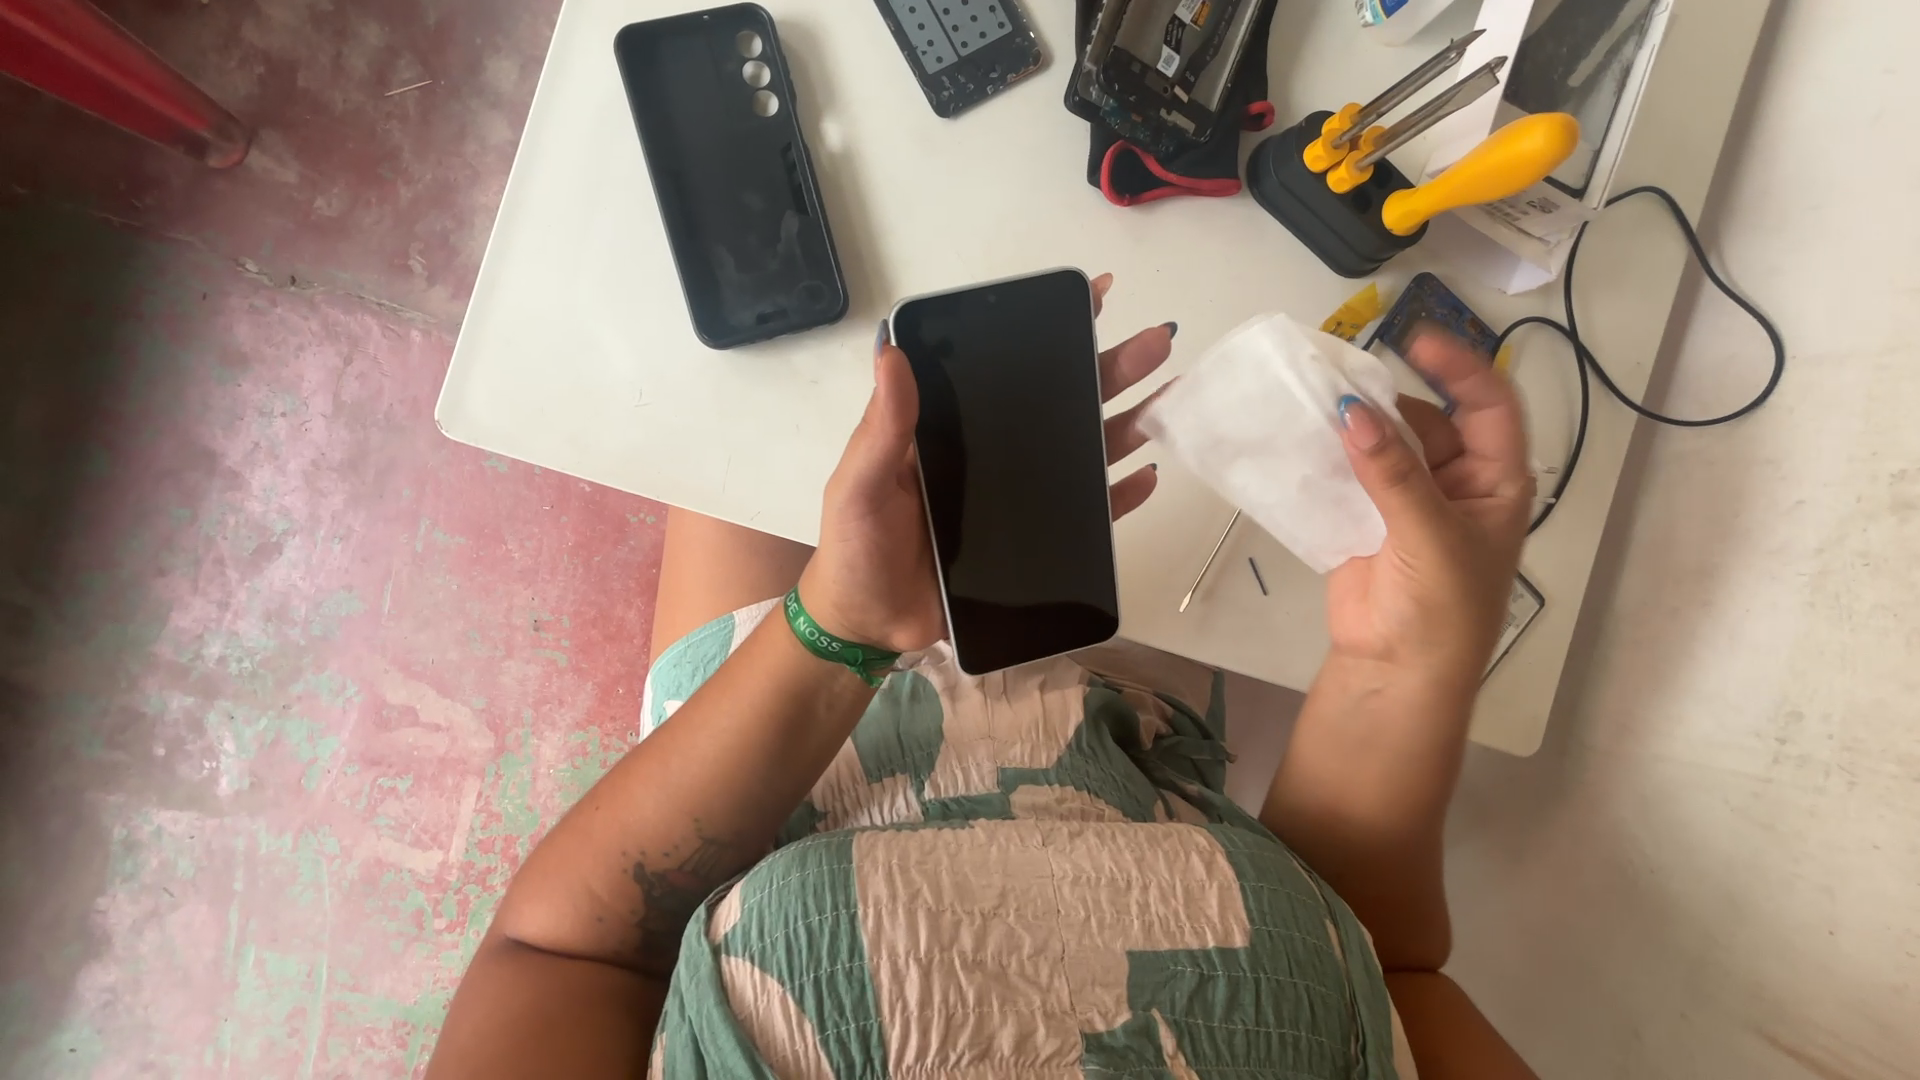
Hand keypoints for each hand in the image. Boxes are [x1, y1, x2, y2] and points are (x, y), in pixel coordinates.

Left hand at [798, 273, 1176, 652]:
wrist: (873, 622)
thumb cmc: (857, 549)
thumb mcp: (861, 484)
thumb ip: (882, 428)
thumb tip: (892, 352)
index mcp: (950, 429)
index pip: (1005, 370)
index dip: (1047, 334)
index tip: (1091, 300)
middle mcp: (991, 455)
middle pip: (1058, 404)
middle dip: (1107, 370)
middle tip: (1151, 343)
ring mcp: (1016, 497)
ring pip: (1081, 451)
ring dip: (1125, 423)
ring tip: (1164, 397)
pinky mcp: (1033, 541)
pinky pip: (1085, 513)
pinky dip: (1117, 496)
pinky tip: (1146, 476)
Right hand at [1326, 330, 1534, 681]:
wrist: (1396, 665)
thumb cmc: (1442, 605)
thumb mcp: (1429, 533)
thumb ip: (1392, 472)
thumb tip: (1353, 411)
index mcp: (1494, 480)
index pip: (1488, 406)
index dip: (1459, 368)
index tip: (1414, 341)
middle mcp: (1453, 482)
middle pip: (1426, 421)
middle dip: (1391, 399)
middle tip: (1343, 377)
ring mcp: (1405, 501)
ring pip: (1382, 446)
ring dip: (1355, 427)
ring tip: (1316, 402)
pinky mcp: (1363, 520)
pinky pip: (1348, 475)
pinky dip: (1328, 458)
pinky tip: (1302, 440)